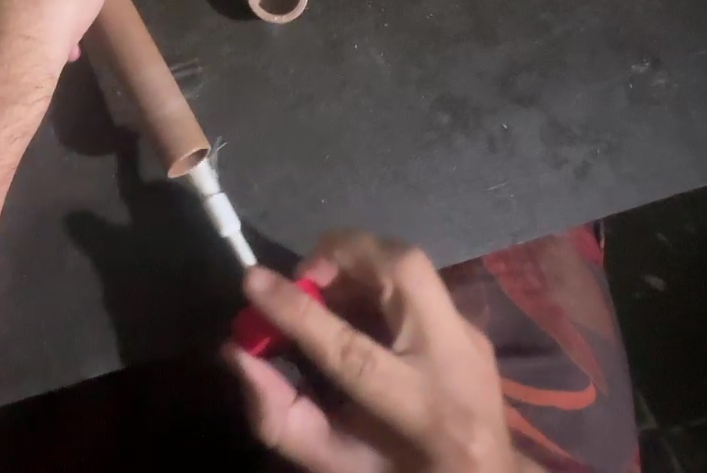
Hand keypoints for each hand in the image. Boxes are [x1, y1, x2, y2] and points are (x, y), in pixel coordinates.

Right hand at [223, 231, 521, 472]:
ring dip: (355, 262)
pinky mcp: (471, 324)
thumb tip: (235, 352)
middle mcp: (457, 368)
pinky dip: (373, 276)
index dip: (295, 310)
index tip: (250, 279)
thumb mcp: (333, 463)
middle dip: (343, 254)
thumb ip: (279, 415)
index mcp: (424, 417)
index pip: (350, 351)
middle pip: (403, 273)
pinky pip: (414, 279)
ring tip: (325, 293)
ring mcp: (472, 340)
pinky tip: (355, 306)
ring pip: (410, 261)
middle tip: (304, 277)